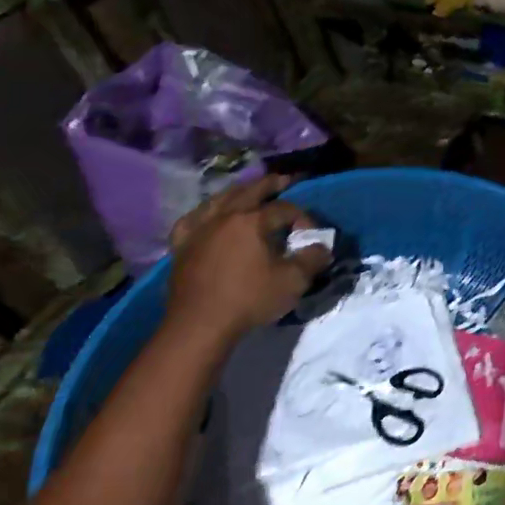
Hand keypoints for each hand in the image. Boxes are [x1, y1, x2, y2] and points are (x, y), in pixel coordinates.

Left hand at [165, 175, 330, 343]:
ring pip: (218, 200)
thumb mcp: (294, 281)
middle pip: (250, 192)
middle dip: (270, 185)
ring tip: (247, 191)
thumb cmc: (250, 299)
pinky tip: (207, 214)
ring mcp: (199, 230)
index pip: (284, 209)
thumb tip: (322, 247)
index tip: (313, 236)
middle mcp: (224, 217)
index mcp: (252, 221)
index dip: (303, 218)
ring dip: (237, 192)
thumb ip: (312, 259)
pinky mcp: (182, 247)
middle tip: (284, 180)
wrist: (200, 324)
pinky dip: (203, 213)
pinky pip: (191, 220)